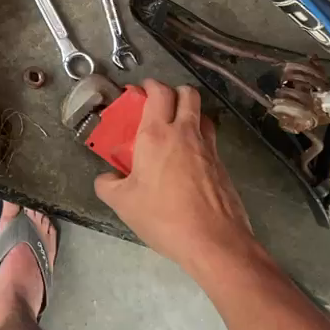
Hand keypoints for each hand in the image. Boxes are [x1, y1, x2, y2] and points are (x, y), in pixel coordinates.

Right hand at [93, 80, 258, 273]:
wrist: (216, 244)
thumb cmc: (164, 217)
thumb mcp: (123, 203)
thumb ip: (107, 185)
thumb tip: (106, 178)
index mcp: (156, 134)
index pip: (158, 93)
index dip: (149, 86)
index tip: (139, 92)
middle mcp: (184, 134)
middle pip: (187, 94)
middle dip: (174, 91)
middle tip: (159, 104)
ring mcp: (208, 149)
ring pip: (203, 114)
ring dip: (190, 113)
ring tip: (176, 128)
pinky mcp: (223, 168)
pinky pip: (210, 141)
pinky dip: (200, 139)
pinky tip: (189, 161)